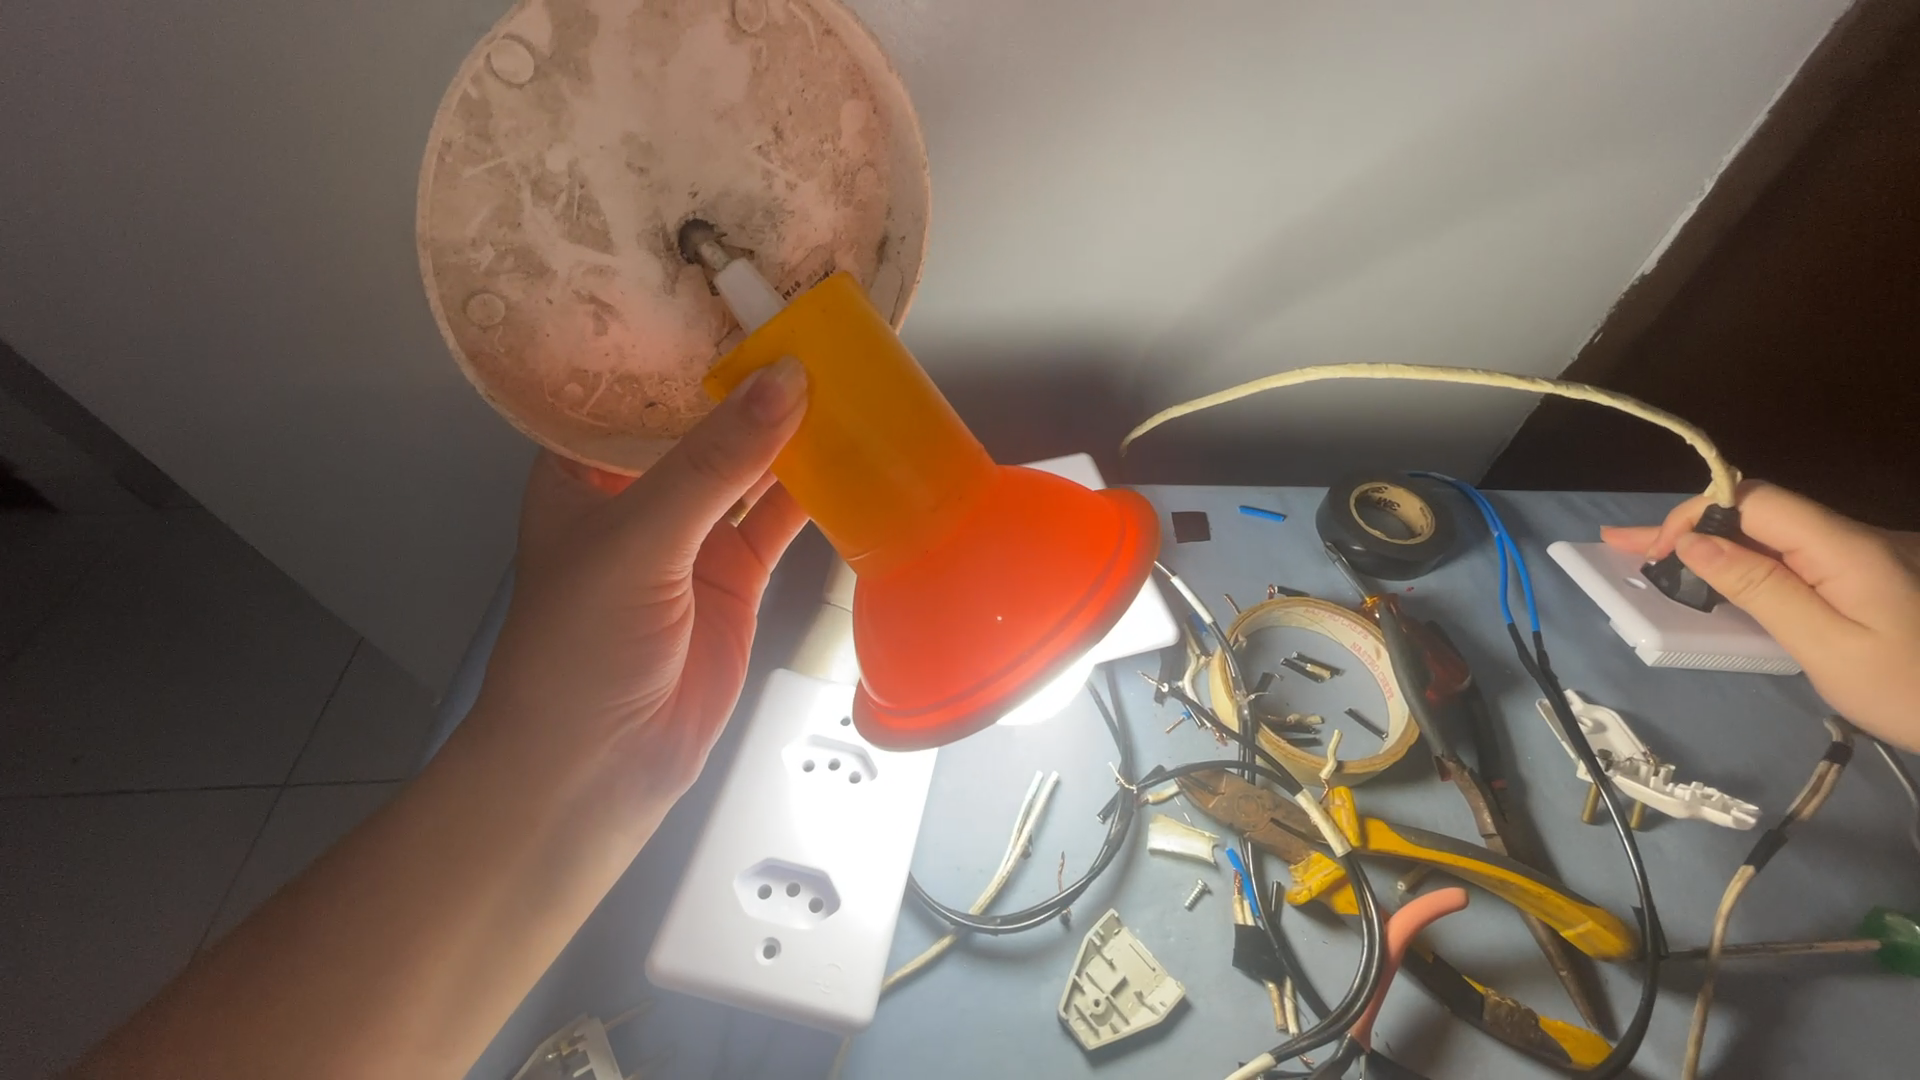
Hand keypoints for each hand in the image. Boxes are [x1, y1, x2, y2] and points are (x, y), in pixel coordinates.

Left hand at [475, 356, 810, 796]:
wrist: (602, 767)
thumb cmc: (582, 646)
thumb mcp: (640, 540)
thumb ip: (714, 464)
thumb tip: (787, 380)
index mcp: (585, 468)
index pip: (636, 386)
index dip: (686, 341)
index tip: (741, 290)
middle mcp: (639, 492)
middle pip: (703, 423)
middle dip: (751, 384)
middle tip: (809, 326)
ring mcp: (693, 535)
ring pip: (751, 468)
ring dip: (792, 435)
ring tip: (843, 379)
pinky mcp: (736, 574)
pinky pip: (780, 520)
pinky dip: (815, 493)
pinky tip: (851, 457)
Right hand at [1602, 482, 1919, 750]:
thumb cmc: (1914, 692)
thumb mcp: (1826, 646)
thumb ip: (1760, 588)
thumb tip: (1693, 544)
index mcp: (1847, 549)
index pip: (1752, 499)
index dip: (1694, 515)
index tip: (1655, 554)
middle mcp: (1857, 539)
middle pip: (1756, 511)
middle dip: (1684, 526)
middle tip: (1620, 546)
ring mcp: (1866, 557)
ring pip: (1769, 533)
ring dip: (1705, 542)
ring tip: (1648, 556)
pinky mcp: (1869, 577)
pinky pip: (1791, 553)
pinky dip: (1738, 558)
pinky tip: (1710, 571)